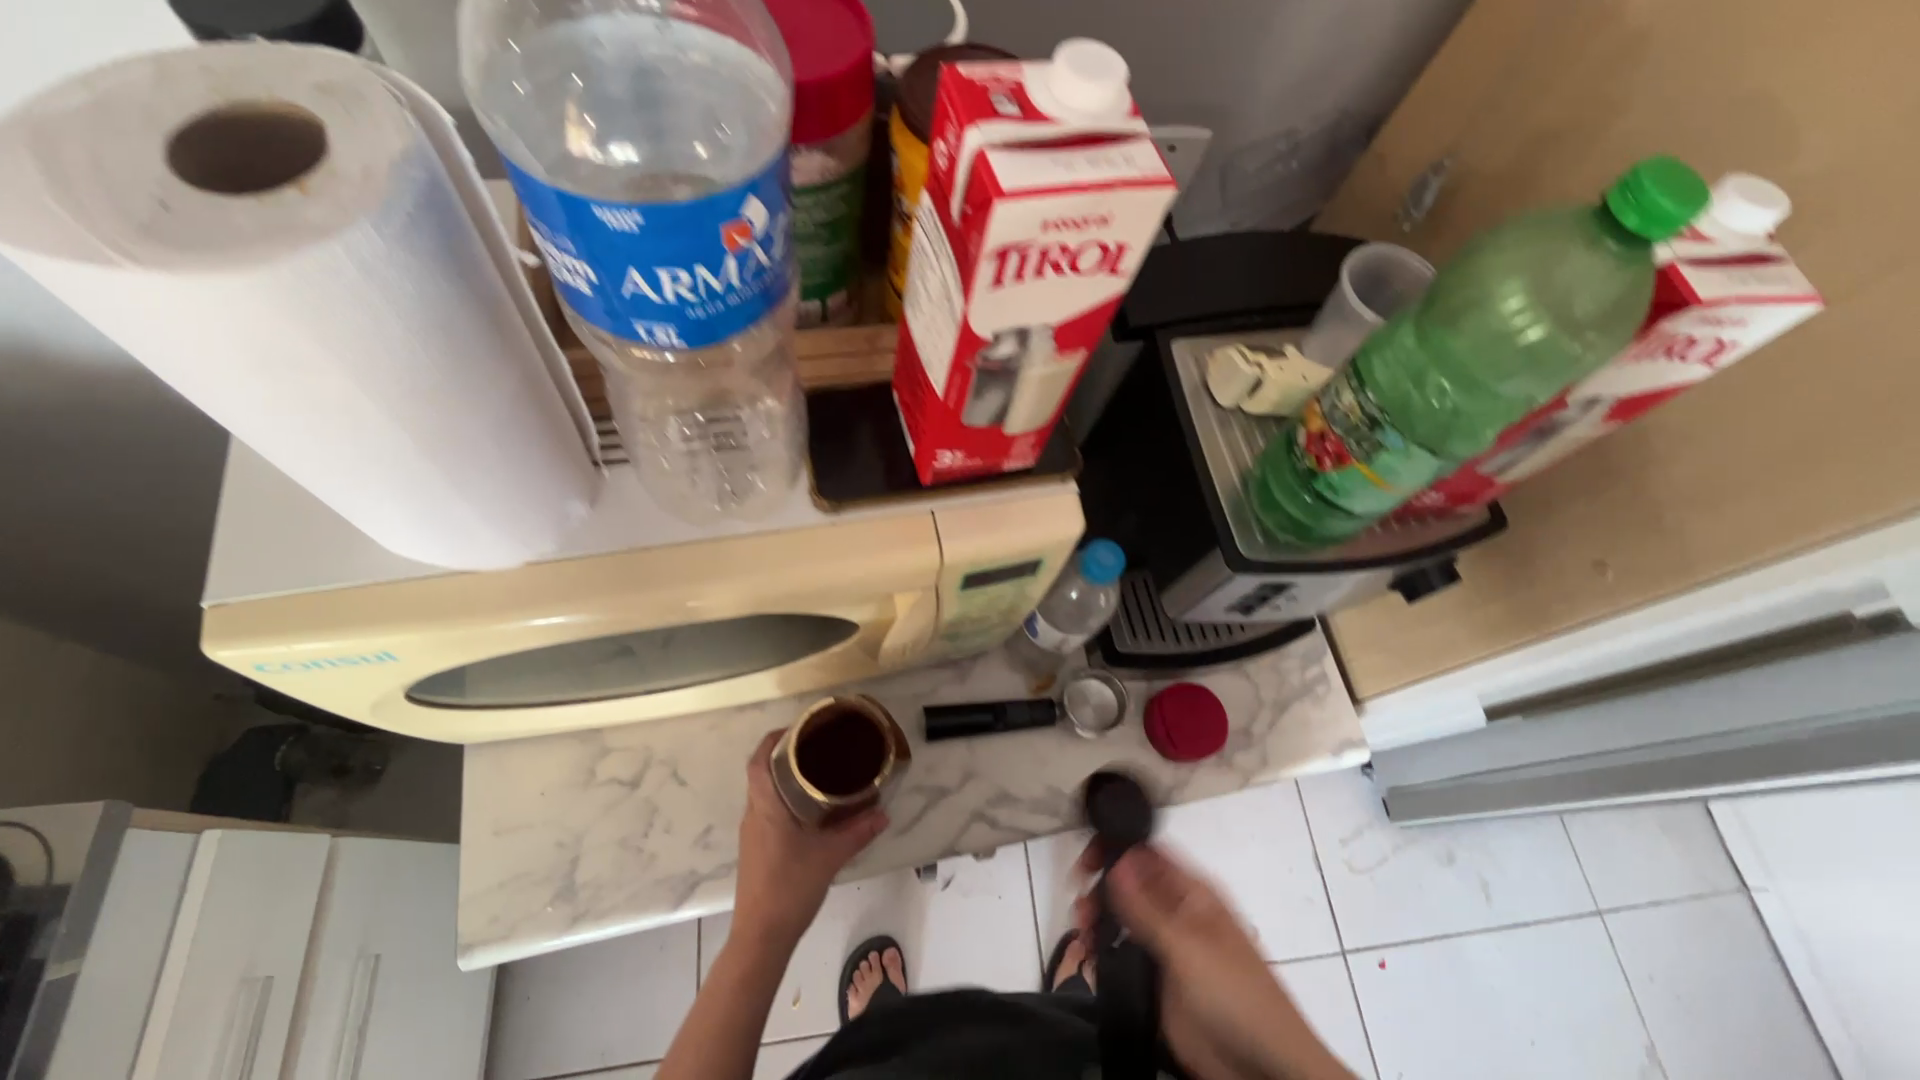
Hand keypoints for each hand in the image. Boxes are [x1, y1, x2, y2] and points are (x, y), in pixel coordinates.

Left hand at [732, 729, 887, 947]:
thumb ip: (858, 832)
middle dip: (785, 756)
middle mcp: (755, 815)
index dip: (773, 739)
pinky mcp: (757, 849)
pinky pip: (770, 812)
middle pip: (762, 773)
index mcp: (767, 808)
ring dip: (786, 780)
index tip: (798, 729)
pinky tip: (811, 810)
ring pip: (766, 794)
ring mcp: (753, 833)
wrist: (761, 935)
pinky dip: (787, 801)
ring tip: (819, 773)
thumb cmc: (790, 887)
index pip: (758, 761)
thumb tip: (884, 812)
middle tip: (818, 747)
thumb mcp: (831, 856)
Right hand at [1076, 842, 1354, 1079]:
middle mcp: (1176, 913)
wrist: (1259, 1064)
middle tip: (1079, 902)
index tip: (1086, 859)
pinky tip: (1088, 954)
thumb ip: (1148, 907)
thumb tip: (1118, 860)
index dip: (1117, 848)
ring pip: (1122, 918)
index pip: (1149, 854)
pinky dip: (1102, 949)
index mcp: (1193, 894)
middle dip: (1101, 886)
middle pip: (1130, 884)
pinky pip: (1121, 954)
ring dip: (1098, 917)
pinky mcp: (1154, 980)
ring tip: (1081, 930)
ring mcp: (1165, 947)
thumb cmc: (1235, 994)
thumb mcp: (1188, 946)